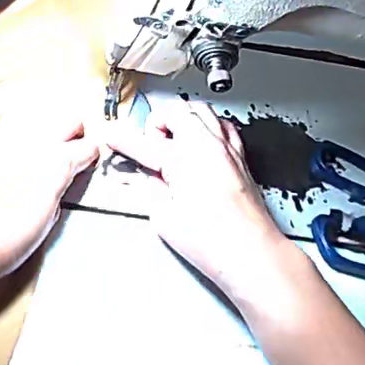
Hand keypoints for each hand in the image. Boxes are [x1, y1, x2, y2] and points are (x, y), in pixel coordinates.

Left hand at [0, 107, 99, 293]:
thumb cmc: (5, 239)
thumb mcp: (49, 217)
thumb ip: (63, 185)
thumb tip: (68, 174)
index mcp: (57, 161)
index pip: (88, 144)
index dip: (91, 155)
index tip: (89, 163)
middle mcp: (34, 141)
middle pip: (69, 120)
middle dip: (74, 135)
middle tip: (70, 157)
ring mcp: (6, 138)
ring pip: (40, 122)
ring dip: (46, 136)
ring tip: (40, 162)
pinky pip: (11, 132)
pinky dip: (19, 142)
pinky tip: (13, 163)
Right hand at [99, 98, 309, 315]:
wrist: (253, 254)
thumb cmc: (213, 242)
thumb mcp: (164, 218)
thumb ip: (153, 189)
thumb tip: (152, 177)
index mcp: (181, 158)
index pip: (143, 142)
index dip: (122, 140)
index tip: (112, 136)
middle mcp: (206, 145)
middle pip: (175, 111)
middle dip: (158, 124)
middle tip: (152, 147)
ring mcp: (227, 148)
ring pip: (201, 110)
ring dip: (183, 120)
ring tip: (175, 143)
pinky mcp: (242, 157)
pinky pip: (223, 125)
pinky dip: (208, 127)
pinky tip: (203, 143)